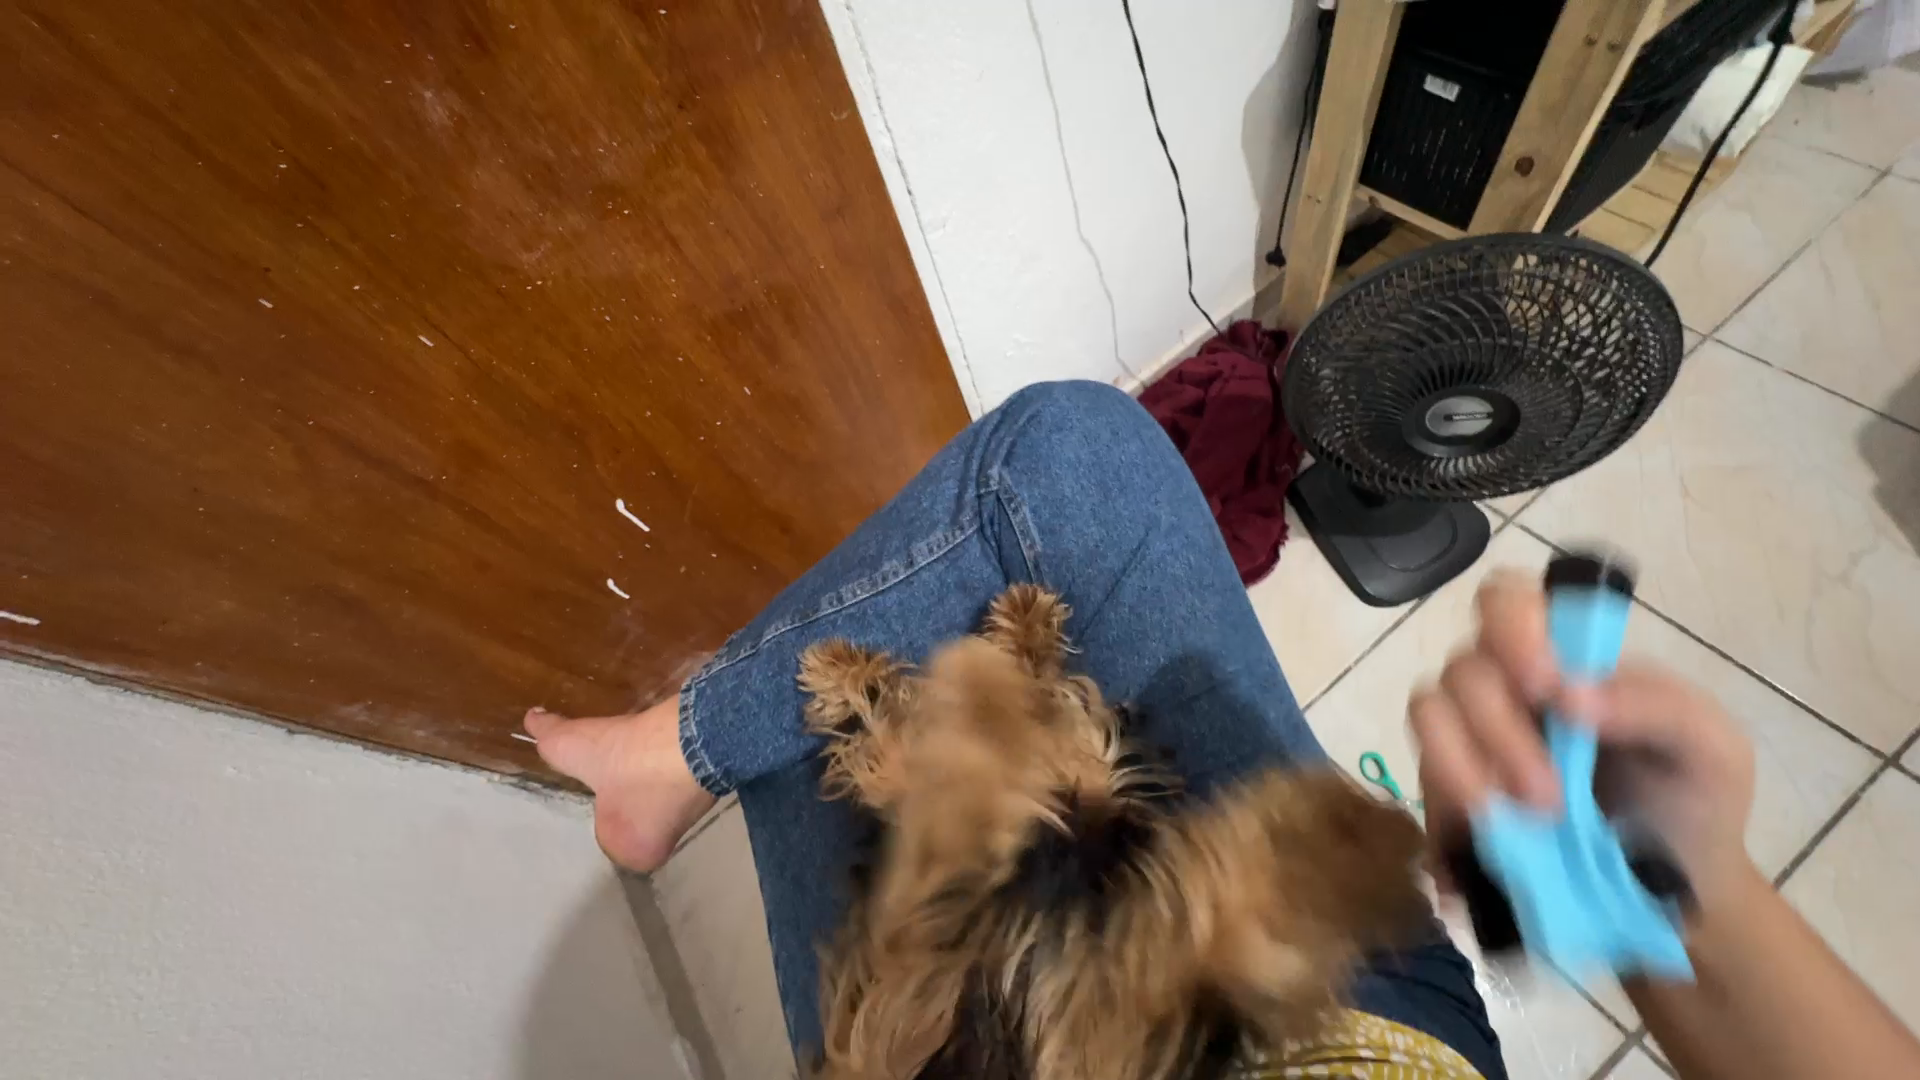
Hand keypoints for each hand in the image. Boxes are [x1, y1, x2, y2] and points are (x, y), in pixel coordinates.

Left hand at [523, 696, 717, 872]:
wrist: (687, 741)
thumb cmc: (624, 760)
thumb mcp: (569, 747)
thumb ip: (548, 736)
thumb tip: (533, 720)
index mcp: (629, 849)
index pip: (611, 831)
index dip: (604, 800)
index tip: (604, 775)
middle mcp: (667, 841)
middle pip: (642, 814)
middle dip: (636, 789)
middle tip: (628, 761)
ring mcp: (696, 812)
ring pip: (669, 794)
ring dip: (660, 773)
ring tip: (648, 747)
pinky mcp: (719, 782)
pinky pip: (691, 771)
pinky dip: (683, 757)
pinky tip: (672, 738)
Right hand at [1408, 571, 1758, 904]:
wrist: (1669, 886)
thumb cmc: (1687, 799)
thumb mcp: (1712, 748)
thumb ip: (1658, 706)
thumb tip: (1570, 696)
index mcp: (1558, 654)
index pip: (1506, 598)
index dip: (1509, 626)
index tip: (1545, 683)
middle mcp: (1500, 680)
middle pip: (1464, 668)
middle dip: (1502, 731)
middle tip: (1551, 794)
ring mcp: (1464, 728)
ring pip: (1428, 710)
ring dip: (1468, 762)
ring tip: (1526, 818)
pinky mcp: (1441, 776)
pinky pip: (1420, 764)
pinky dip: (1451, 790)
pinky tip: (1491, 825)